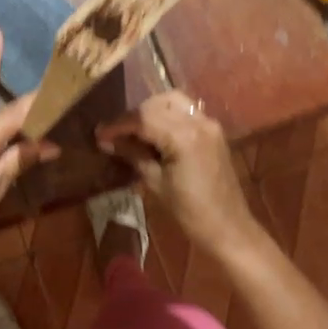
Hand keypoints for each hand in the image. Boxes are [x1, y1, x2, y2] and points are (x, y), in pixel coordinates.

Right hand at [96, 92, 261, 255]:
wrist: (228, 227)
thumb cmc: (189, 211)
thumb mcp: (155, 182)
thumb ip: (133, 154)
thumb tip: (106, 141)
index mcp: (183, 136)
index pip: (143, 118)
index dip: (118, 124)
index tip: (99, 134)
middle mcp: (198, 122)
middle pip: (157, 104)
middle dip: (135, 115)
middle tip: (117, 133)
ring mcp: (209, 124)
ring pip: (173, 101)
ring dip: (152, 110)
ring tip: (136, 130)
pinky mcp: (214, 131)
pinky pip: (186, 112)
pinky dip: (167, 115)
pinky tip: (155, 133)